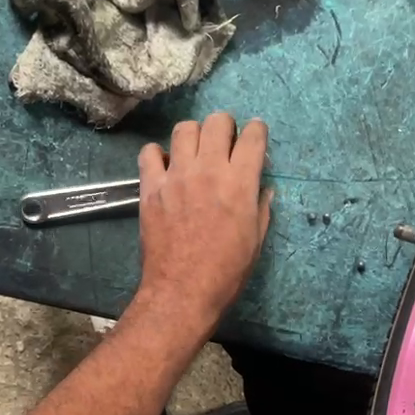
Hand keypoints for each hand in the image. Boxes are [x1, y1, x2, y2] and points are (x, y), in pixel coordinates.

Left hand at [126, 112, 273, 342]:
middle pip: (218, 121)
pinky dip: (158, 155)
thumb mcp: (255, 243)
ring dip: (193, 136)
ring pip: (184, 128)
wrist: (182, 293)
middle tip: (223, 145)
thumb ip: (261, 209)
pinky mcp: (150, 188)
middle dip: (225, 128)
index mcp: (240, 183)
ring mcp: (176, 177)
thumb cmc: (225, 274)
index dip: (256, 133)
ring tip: (194, 154)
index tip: (254, 141)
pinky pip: (149, 152)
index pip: (253, 136)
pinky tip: (165, 169)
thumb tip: (264, 189)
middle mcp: (208, 170)